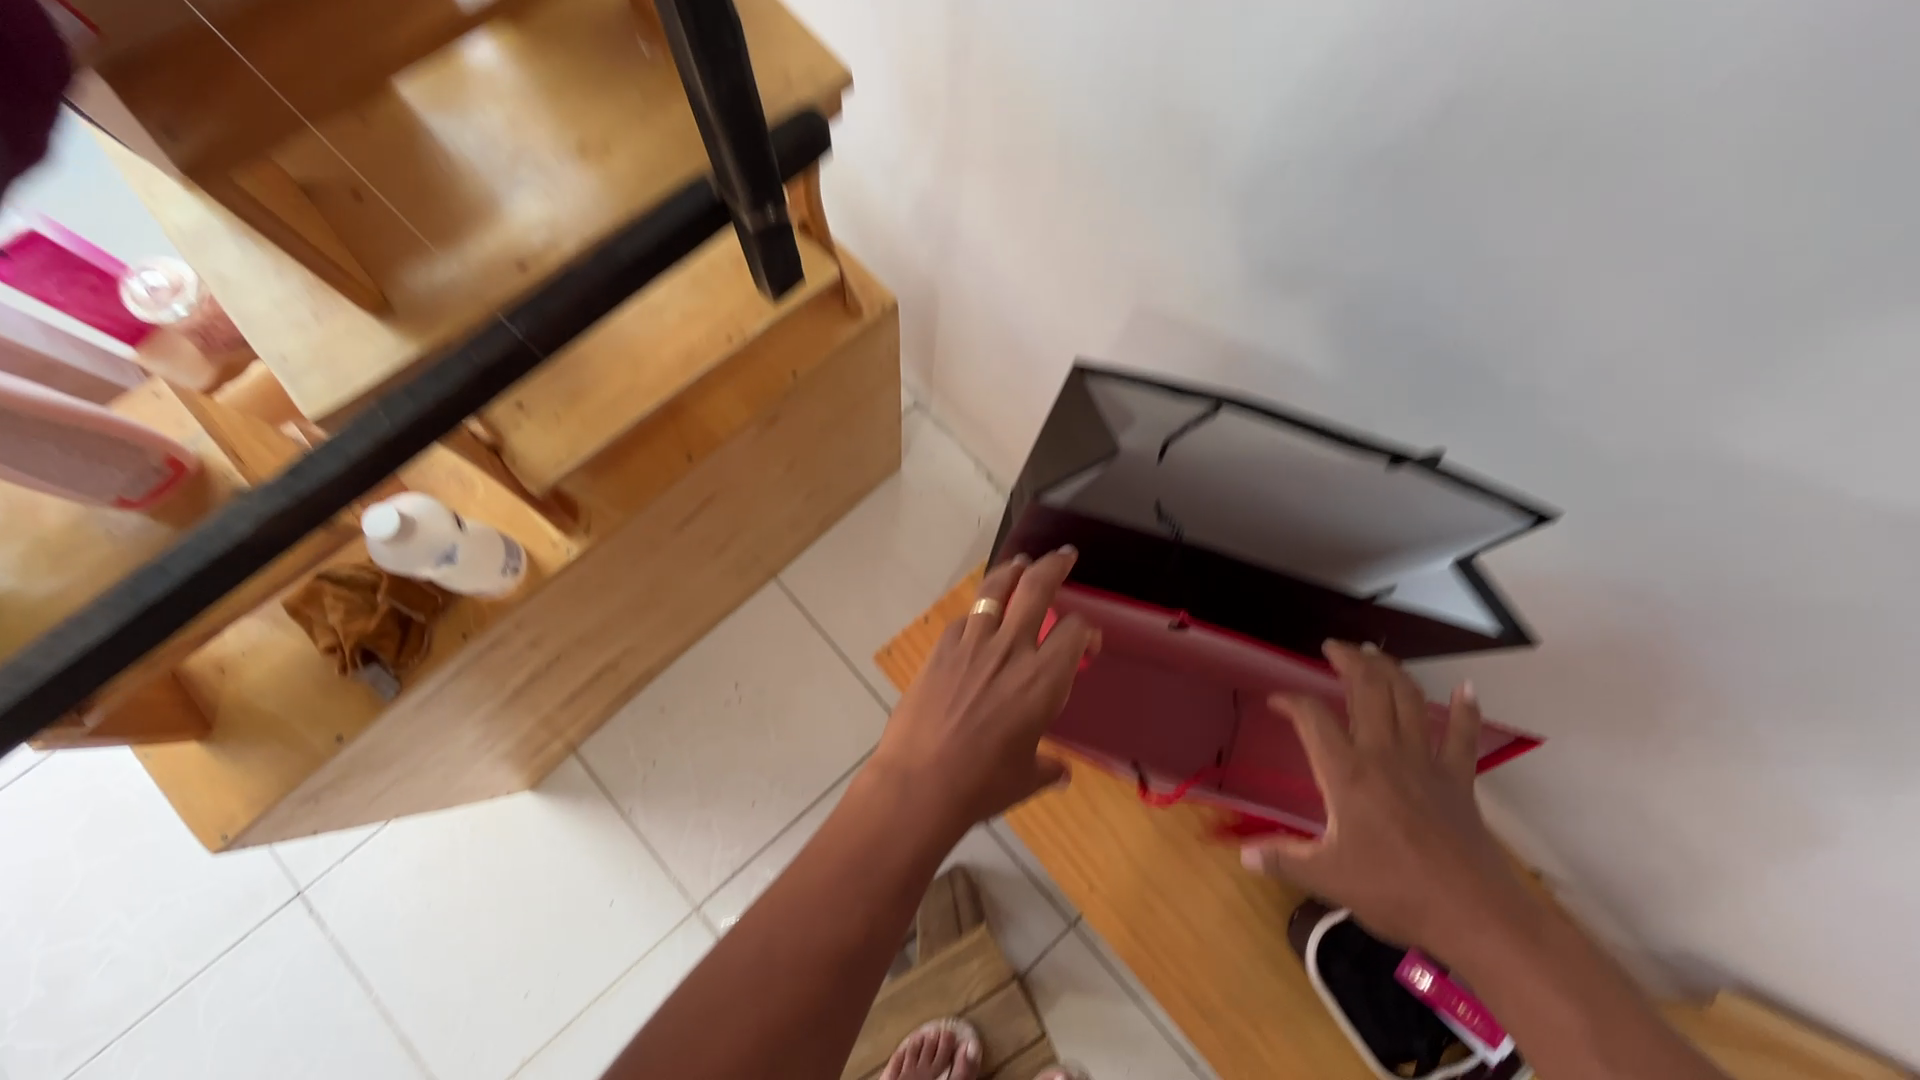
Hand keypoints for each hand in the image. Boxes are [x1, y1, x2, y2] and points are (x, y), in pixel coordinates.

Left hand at [864, 548, 1098, 835]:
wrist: (919, 782)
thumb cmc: (982, 784)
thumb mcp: (1025, 778)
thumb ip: (1046, 767)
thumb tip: (1059, 773)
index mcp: (1044, 679)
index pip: (1076, 631)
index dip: (1088, 631)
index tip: (1088, 644)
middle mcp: (1011, 650)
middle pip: (1038, 587)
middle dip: (1055, 565)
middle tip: (1065, 556)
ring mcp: (972, 645)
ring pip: (995, 589)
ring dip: (1012, 571)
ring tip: (1020, 563)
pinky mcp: (940, 650)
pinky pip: (964, 620)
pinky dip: (976, 614)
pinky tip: (977, 620)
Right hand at [1241, 642, 1534, 956]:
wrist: (1473, 912)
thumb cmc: (1394, 892)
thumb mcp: (1326, 879)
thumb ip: (1282, 860)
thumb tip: (1245, 856)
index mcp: (1347, 774)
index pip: (1312, 718)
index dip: (1291, 701)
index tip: (1276, 700)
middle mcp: (1385, 756)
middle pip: (1368, 690)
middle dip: (1349, 660)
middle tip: (1333, 647)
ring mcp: (1426, 764)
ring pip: (1409, 700)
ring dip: (1392, 671)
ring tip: (1376, 655)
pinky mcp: (1459, 780)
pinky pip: (1463, 736)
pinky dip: (1465, 709)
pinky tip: (1466, 689)